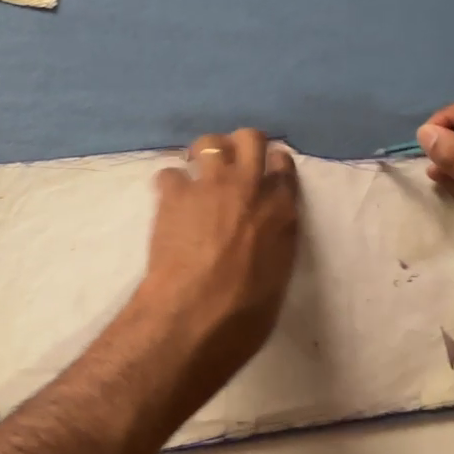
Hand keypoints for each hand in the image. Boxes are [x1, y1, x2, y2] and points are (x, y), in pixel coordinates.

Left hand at [131, 128, 300, 393]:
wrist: (193, 315)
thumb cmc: (244, 313)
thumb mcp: (278, 276)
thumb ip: (275, 243)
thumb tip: (265, 236)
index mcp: (281, 209)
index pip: (284, 165)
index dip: (273, 165)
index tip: (267, 173)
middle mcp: (249, 186)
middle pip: (250, 138)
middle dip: (242, 144)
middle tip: (233, 162)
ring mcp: (210, 184)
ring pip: (210, 142)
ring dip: (205, 153)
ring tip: (198, 171)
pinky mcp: (174, 193)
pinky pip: (170, 172)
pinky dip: (170, 183)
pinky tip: (169, 200)